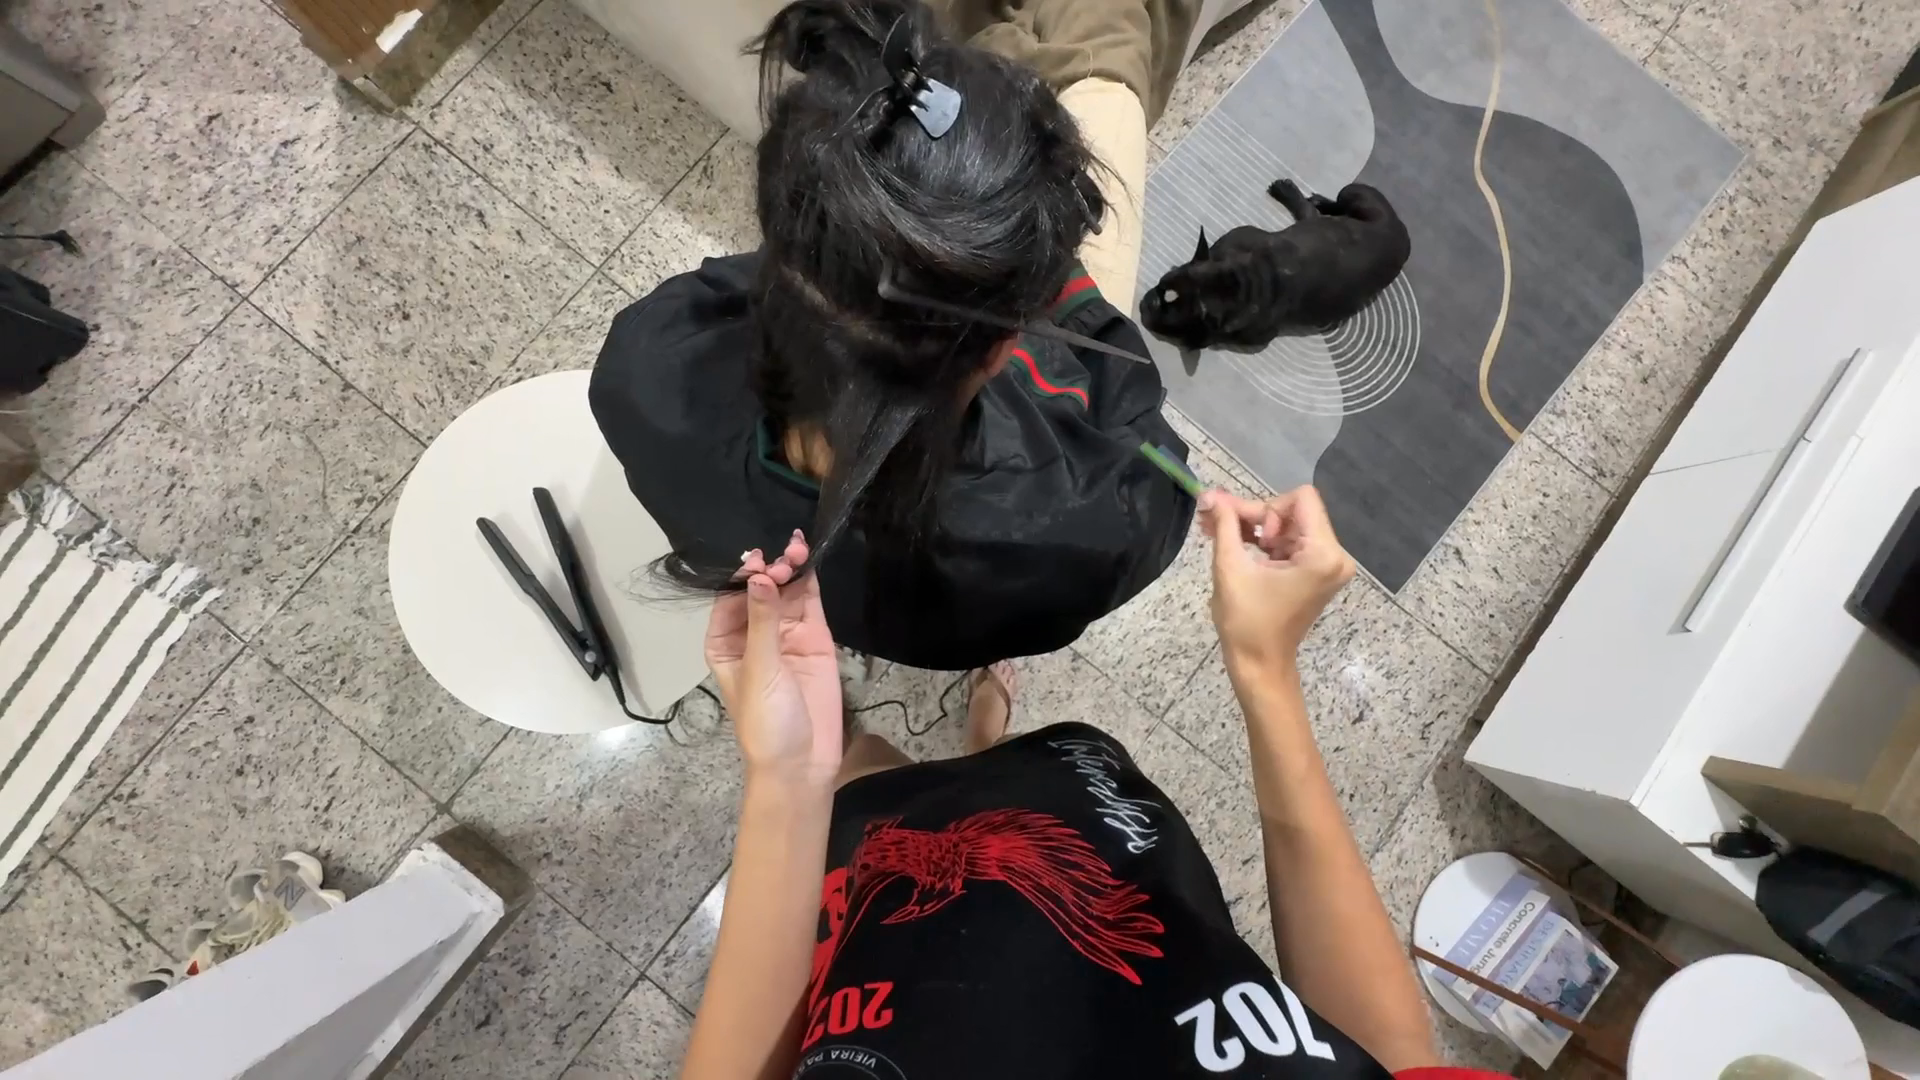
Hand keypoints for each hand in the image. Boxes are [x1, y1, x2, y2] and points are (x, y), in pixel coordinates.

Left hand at [704, 531, 842, 785]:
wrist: (802, 763)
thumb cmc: (766, 721)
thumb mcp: (760, 670)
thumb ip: (763, 621)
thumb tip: (760, 576)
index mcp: (725, 641)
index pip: (731, 598)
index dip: (744, 577)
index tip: (759, 560)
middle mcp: (754, 632)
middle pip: (761, 589)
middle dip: (771, 569)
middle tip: (786, 559)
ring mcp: (787, 634)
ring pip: (787, 591)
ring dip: (791, 569)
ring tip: (800, 549)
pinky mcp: (816, 638)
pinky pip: (810, 603)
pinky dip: (810, 581)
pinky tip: (811, 559)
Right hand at [1200, 486, 1355, 676]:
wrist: (1259, 664)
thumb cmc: (1246, 621)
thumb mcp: (1230, 566)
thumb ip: (1225, 524)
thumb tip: (1210, 494)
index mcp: (1323, 554)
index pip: (1300, 499)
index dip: (1263, 506)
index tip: (1236, 525)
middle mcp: (1335, 556)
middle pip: (1293, 512)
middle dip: (1253, 516)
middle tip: (1213, 520)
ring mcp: (1327, 566)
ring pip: (1288, 526)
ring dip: (1254, 528)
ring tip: (1218, 533)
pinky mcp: (1316, 574)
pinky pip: (1290, 543)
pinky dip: (1263, 542)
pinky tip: (1235, 545)